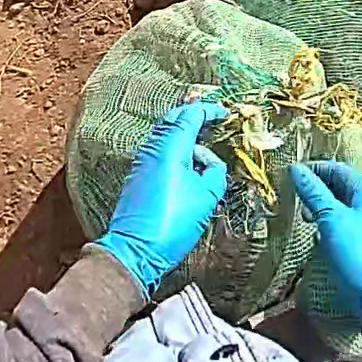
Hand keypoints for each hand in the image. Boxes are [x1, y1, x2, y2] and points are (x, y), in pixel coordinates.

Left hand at [93, 101, 230, 294]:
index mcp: (171, 147)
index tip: (225, 113)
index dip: (210, 110)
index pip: (190, 114)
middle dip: (195, 114)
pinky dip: (176, 146)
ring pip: (165, 133)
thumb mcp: (207, 196)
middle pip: (174, 118)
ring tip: (204, 139)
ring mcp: (143, 160)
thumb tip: (209, 162)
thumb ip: (214, 170)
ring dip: (185, 130)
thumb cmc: (173, 223)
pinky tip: (189, 160)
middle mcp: (154, 148)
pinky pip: (160, 149)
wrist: (135, 250)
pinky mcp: (140, 174)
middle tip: (214, 119)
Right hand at [290, 161, 361, 361]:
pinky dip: (333, 223)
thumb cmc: (357, 255)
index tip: (294, 175)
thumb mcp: (330, 219)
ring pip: (346, 207)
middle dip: (319, 188)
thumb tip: (295, 168)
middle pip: (344, 186)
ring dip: (325, 207)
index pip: (340, 169)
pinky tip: (323, 237)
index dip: (316, 168)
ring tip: (308, 218)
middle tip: (299, 199)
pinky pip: (350, 224)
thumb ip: (314, 192)